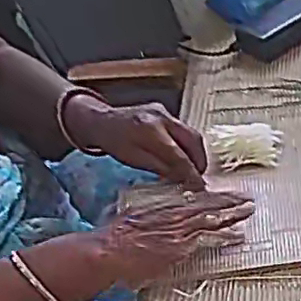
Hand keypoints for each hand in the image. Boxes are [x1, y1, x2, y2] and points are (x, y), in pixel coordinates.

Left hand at [64, 96, 210, 189]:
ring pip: (192, 136)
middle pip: (193, 141)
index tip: (199, 187)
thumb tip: (186, 181)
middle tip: (197, 179)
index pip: (180, 156)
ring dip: (196, 155)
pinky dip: (189, 147)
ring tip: (192, 170)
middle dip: (199, 162)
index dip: (192, 173)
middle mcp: (160, 117)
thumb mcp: (136, 160)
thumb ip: (162, 169)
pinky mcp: (166, 113)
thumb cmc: (115, 142)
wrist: (100, 120)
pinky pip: (186, 132)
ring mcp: (164, 112)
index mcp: (150, 130)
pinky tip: (184, 158)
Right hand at [98, 190, 252, 287]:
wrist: (108, 251)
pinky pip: (208, 238)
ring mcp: (178, 229)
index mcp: (162, 207)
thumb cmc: (116, 241)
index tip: (225, 194)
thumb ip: (149, 219)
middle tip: (246, 199)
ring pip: (211, 218)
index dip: (211, 197)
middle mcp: (172, 214)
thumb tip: (155, 222)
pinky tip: (238, 235)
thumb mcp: (134, 220)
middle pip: (206, 205)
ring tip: (248, 211)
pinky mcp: (181, 244)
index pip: (192, 199)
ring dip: (232, 215)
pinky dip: (224, 236)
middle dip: (228, 201)